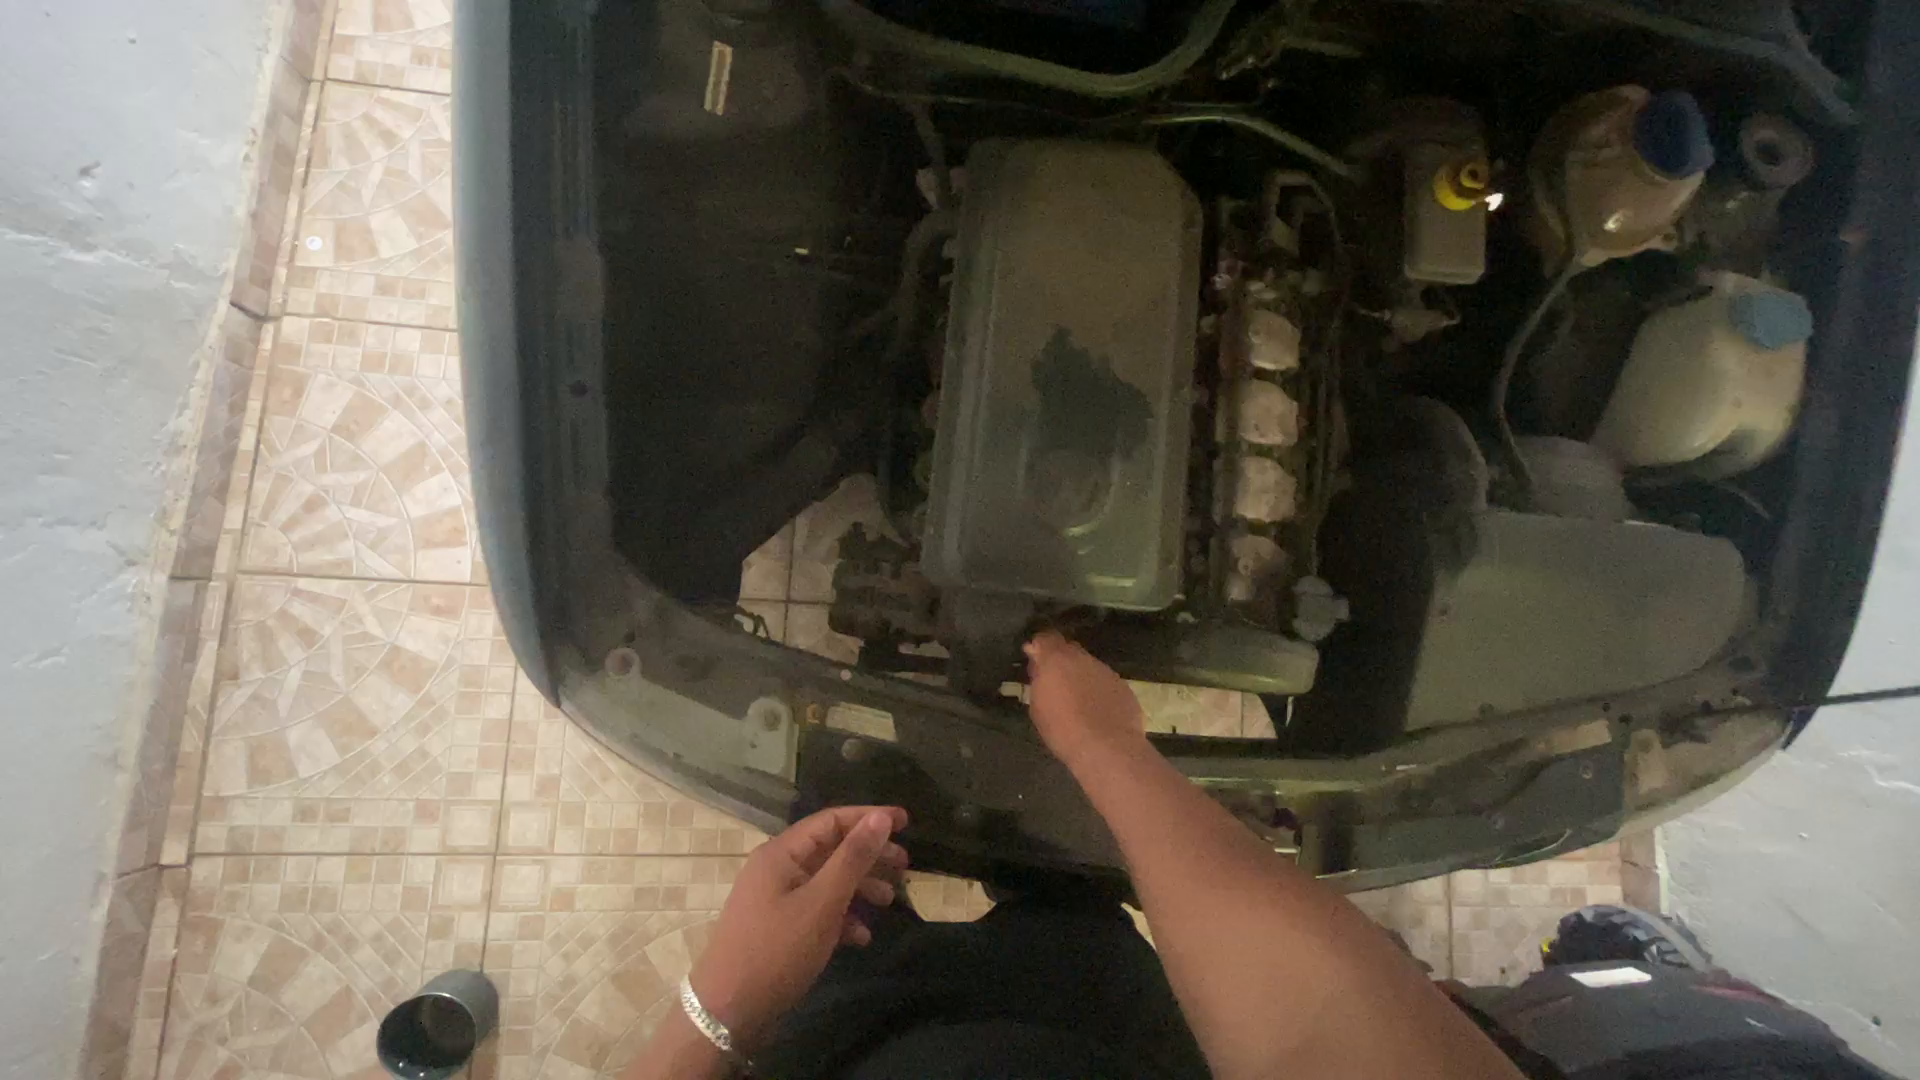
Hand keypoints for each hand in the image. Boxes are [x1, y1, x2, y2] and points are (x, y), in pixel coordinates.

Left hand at [686, 805, 908, 1048]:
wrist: (725, 1017)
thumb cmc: (776, 950)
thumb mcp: (821, 903)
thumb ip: (853, 858)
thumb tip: (881, 817)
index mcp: (782, 852)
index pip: (832, 820)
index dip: (870, 818)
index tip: (906, 822)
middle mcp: (777, 868)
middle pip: (831, 850)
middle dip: (869, 856)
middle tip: (905, 865)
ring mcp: (775, 899)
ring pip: (826, 881)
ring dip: (859, 888)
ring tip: (890, 901)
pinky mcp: (777, 928)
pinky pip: (816, 910)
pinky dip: (841, 918)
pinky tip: (861, 936)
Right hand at [1025, 631, 1149, 767]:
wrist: (1106, 748)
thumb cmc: (1062, 730)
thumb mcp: (1038, 707)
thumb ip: (1038, 680)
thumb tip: (1039, 665)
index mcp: (1057, 659)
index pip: (1046, 637)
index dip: (1041, 647)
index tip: (1036, 661)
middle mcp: (1083, 658)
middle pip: (1070, 650)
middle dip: (1062, 662)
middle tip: (1056, 684)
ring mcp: (1106, 671)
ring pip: (1089, 667)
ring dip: (1082, 678)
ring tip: (1079, 704)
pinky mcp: (1123, 686)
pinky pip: (1105, 682)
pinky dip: (1099, 691)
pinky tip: (1098, 712)